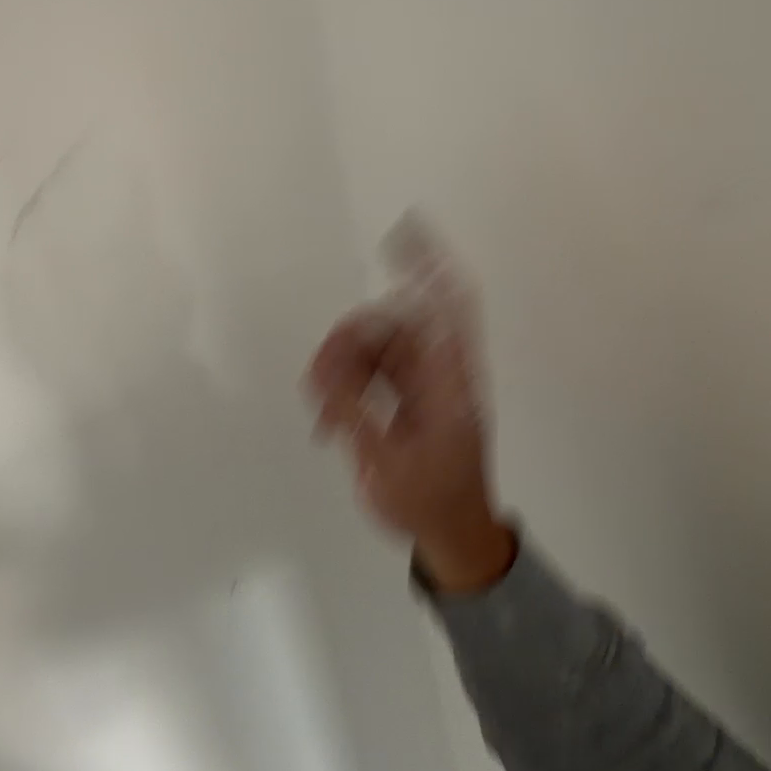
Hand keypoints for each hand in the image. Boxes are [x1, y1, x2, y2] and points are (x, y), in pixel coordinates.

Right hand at [304, 224, 514, 593]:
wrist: (453, 537)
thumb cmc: (429, 502)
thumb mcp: (386, 461)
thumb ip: (354, 411)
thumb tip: (324, 371)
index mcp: (449, 381)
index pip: (447, 308)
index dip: (428, 266)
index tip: (404, 232)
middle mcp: (438, 373)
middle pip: (392, 328)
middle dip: (348, 341)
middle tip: (317, 377)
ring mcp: (422, 387)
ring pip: (374, 350)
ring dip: (340, 368)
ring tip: (320, 410)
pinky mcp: (407, 402)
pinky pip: (368, 375)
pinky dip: (343, 389)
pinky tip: (327, 419)